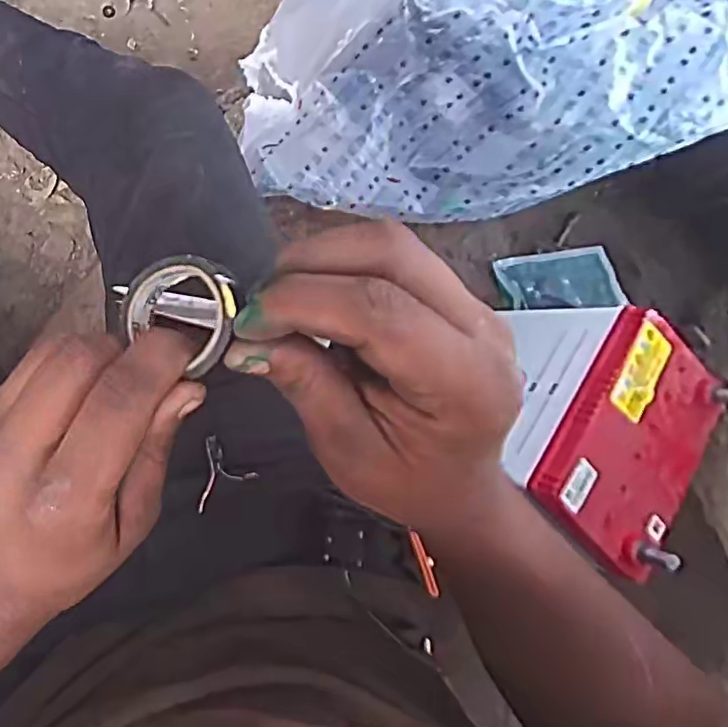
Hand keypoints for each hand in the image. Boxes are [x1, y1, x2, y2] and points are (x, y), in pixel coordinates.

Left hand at [0, 329, 205, 633]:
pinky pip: (34, 358)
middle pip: (80, 363)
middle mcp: (17, 460)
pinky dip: (71, 356)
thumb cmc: (72, 560)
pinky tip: (86, 382)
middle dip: (129, 351)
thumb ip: (156, 449)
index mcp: (65, 502)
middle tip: (154, 368)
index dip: (156, 364)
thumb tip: (186, 388)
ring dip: (100, 350)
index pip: (115, 405)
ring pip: (55, 351)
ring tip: (119, 378)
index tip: (183, 350)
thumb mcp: (134, 522)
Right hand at [223, 221, 521, 550]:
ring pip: (386, 242)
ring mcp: (470, 302)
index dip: (301, 302)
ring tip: (281, 297)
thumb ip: (305, 385)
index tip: (248, 323)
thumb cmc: (407, 481)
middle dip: (307, 264)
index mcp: (464, 382)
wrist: (458, 484)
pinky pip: (387, 254)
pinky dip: (335, 262)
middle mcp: (479, 327)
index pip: (378, 310)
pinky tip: (311, 294)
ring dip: (319, 257)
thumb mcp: (346, 451)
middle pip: (388, 252)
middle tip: (260, 303)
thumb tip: (249, 340)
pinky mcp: (449, 291)